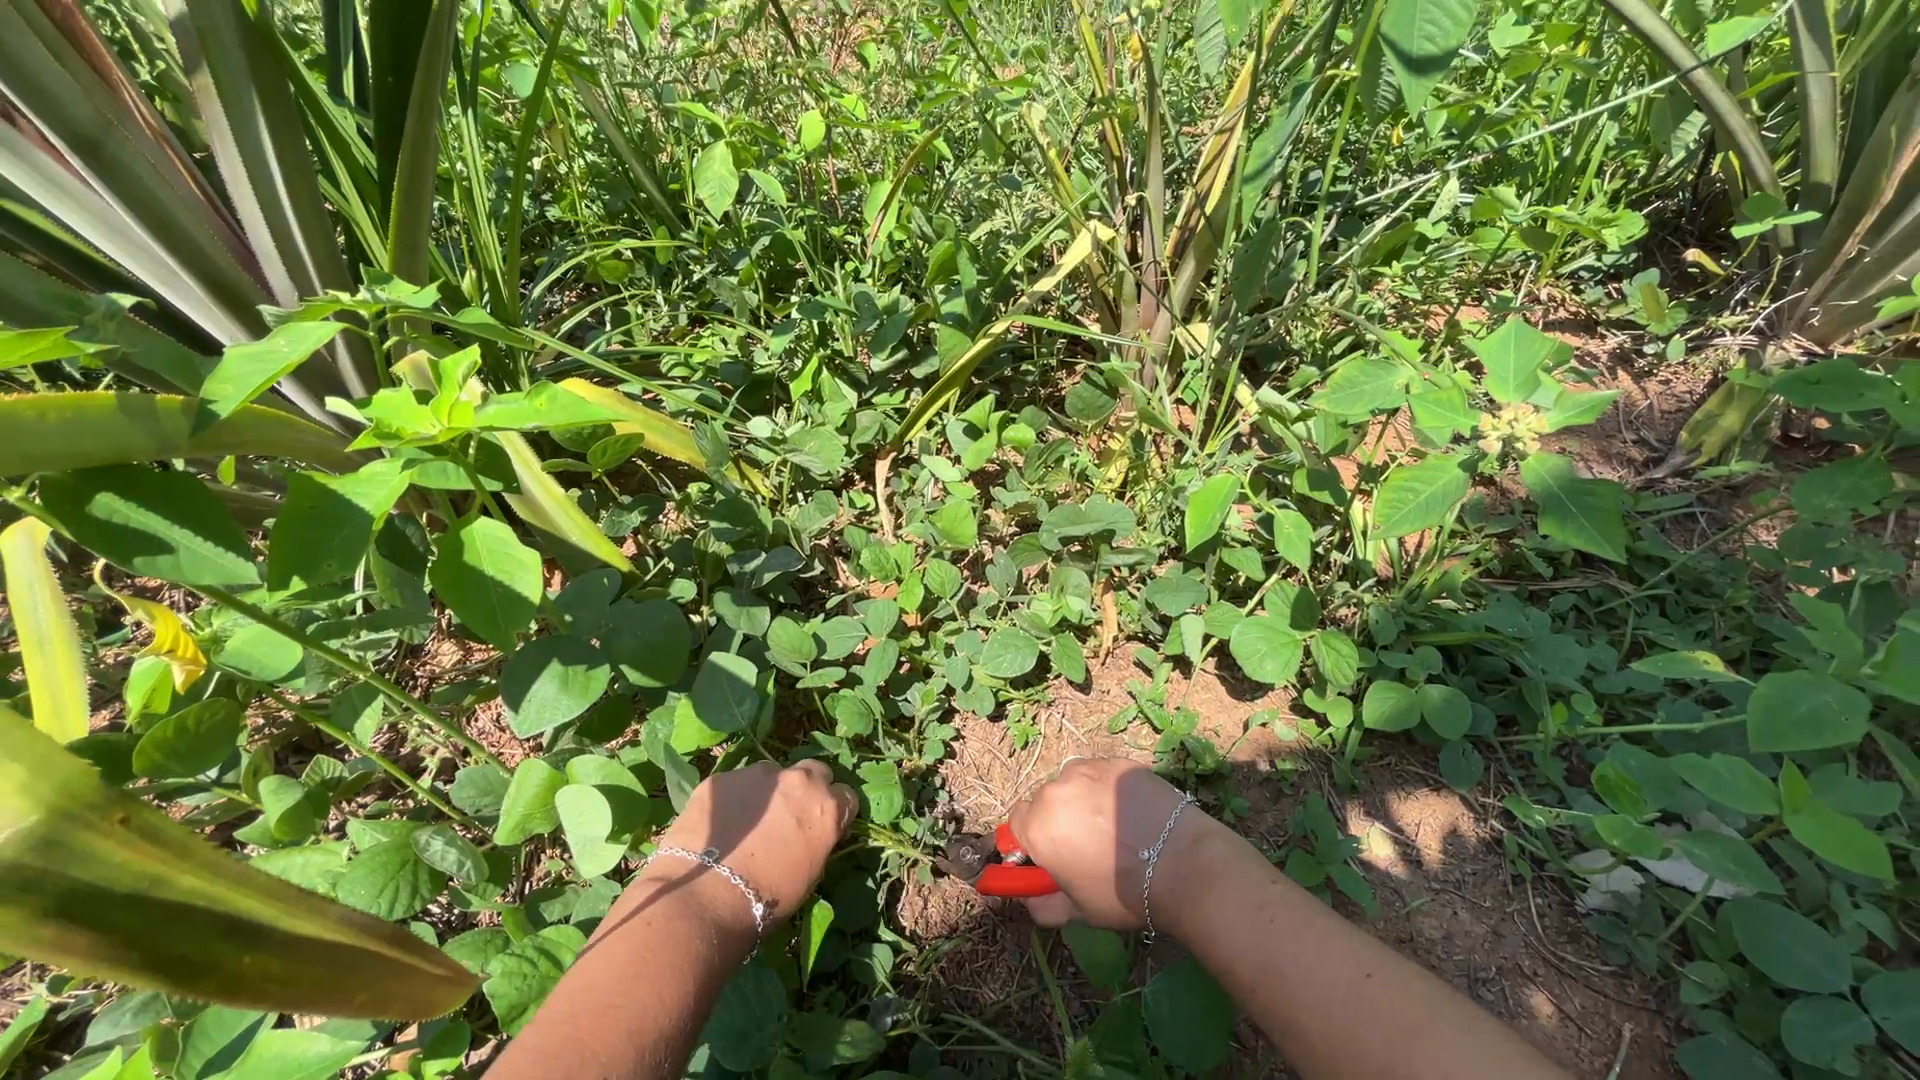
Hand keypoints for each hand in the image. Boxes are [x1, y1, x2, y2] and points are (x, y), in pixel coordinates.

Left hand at [640, 760, 857, 928]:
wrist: (705, 896)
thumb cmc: (766, 899)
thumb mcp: (810, 875)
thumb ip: (818, 841)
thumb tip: (812, 835)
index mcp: (827, 808)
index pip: (847, 795)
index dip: (837, 811)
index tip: (824, 827)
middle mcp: (798, 781)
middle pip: (815, 771)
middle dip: (809, 788)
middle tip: (792, 815)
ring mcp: (759, 774)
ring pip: (774, 773)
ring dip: (771, 791)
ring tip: (751, 821)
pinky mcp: (724, 777)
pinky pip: (738, 782)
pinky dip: (737, 798)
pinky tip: (723, 824)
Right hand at [1008, 757, 1220, 931]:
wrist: (1184, 864)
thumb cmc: (1124, 893)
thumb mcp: (1078, 911)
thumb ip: (1042, 904)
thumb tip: (1030, 898)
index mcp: (1038, 825)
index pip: (1016, 823)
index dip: (1031, 841)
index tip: (1051, 856)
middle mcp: (1056, 790)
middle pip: (1044, 800)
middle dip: (1057, 819)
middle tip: (1086, 845)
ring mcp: (1089, 770)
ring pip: (1072, 783)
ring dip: (1081, 800)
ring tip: (1112, 826)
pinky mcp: (1118, 762)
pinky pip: (1101, 774)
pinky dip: (1108, 789)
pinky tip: (1131, 811)